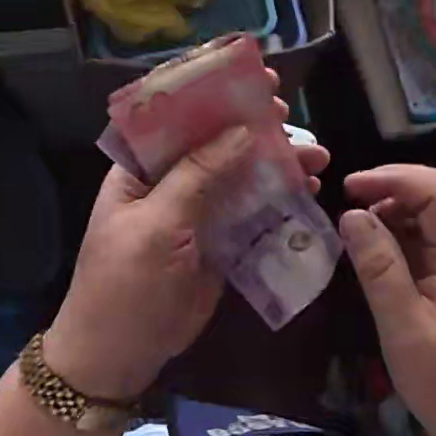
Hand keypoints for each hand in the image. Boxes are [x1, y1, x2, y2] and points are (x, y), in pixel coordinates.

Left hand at [46, 102, 330, 402]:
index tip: (255, 81)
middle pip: (217, 144)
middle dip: (254, 129)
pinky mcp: (220, 243)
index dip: (217, 97)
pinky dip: (278, 202)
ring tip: (315, 157)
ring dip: (276, 165)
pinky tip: (307, 191)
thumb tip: (242, 131)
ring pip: (241, 178)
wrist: (120, 354)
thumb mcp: (156, 226)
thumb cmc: (124, 284)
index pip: (179, 119)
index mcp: (141, 169)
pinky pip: (252, 213)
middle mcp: (171, 183)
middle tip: (289, 116)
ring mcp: (198, 213)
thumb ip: (198, 176)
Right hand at [339, 165, 435, 435]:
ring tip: (356, 220)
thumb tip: (351, 215)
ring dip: (395, 205)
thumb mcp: (403, 327)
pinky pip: (429, 236)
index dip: (395, 178)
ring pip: (435, 211)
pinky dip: (399, 229)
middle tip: (349, 195)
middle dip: (394, 184)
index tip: (350, 186)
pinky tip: (373, 241)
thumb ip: (378, 268)